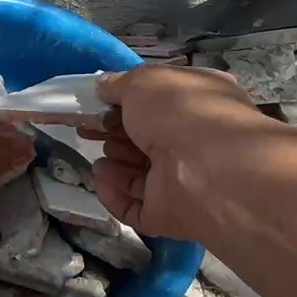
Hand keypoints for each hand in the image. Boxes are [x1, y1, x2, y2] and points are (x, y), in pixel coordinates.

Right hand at [85, 65, 282, 240]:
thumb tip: (103, 86)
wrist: (208, 169)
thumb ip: (119, 83)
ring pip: (140, 175)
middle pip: (146, 139)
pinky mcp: (170, 214)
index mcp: (199, 103)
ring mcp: (184, 182)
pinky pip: (136, 207)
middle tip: (88, 131)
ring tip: (99, 160)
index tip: (96, 103)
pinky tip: (100, 181)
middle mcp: (196, 141)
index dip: (125, 102)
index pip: (160, 103)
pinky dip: (114, 196)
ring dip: (114, 166)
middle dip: (115, 134)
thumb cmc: (179, 112)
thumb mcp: (143, 81)